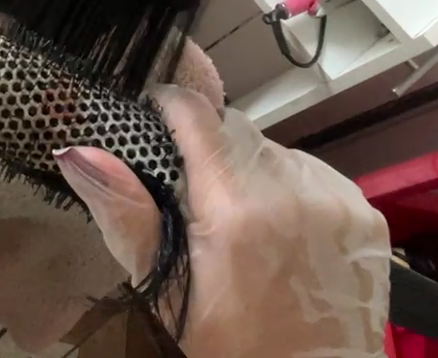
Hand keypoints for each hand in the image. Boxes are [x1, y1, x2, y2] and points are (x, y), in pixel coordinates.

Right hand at [54, 86, 392, 357]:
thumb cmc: (229, 349)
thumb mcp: (164, 292)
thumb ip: (124, 214)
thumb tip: (75, 152)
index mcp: (235, 207)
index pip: (196, 113)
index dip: (169, 105)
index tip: (154, 115)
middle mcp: (290, 189)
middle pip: (233, 127)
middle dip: (208, 145)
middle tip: (196, 195)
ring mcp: (333, 198)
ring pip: (271, 146)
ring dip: (248, 165)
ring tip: (242, 217)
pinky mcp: (363, 210)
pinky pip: (310, 168)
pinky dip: (289, 184)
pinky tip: (283, 227)